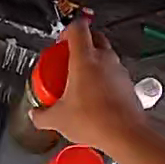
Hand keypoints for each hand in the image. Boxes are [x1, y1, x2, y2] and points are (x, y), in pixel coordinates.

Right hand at [30, 13, 151, 155]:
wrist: (126, 135)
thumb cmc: (96, 121)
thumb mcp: (59, 119)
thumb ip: (43, 116)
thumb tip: (36, 115)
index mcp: (85, 59)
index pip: (77, 28)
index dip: (67, 30)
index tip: (60, 42)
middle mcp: (105, 59)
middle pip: (94, 37)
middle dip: (81, 44)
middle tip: (68, 60)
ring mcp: (119, 71)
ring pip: (106, 56)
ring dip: (94, 62)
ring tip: (80, 81)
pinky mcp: (128, 85)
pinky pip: (114, 74)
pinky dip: (105, 79)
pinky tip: (95, 97)